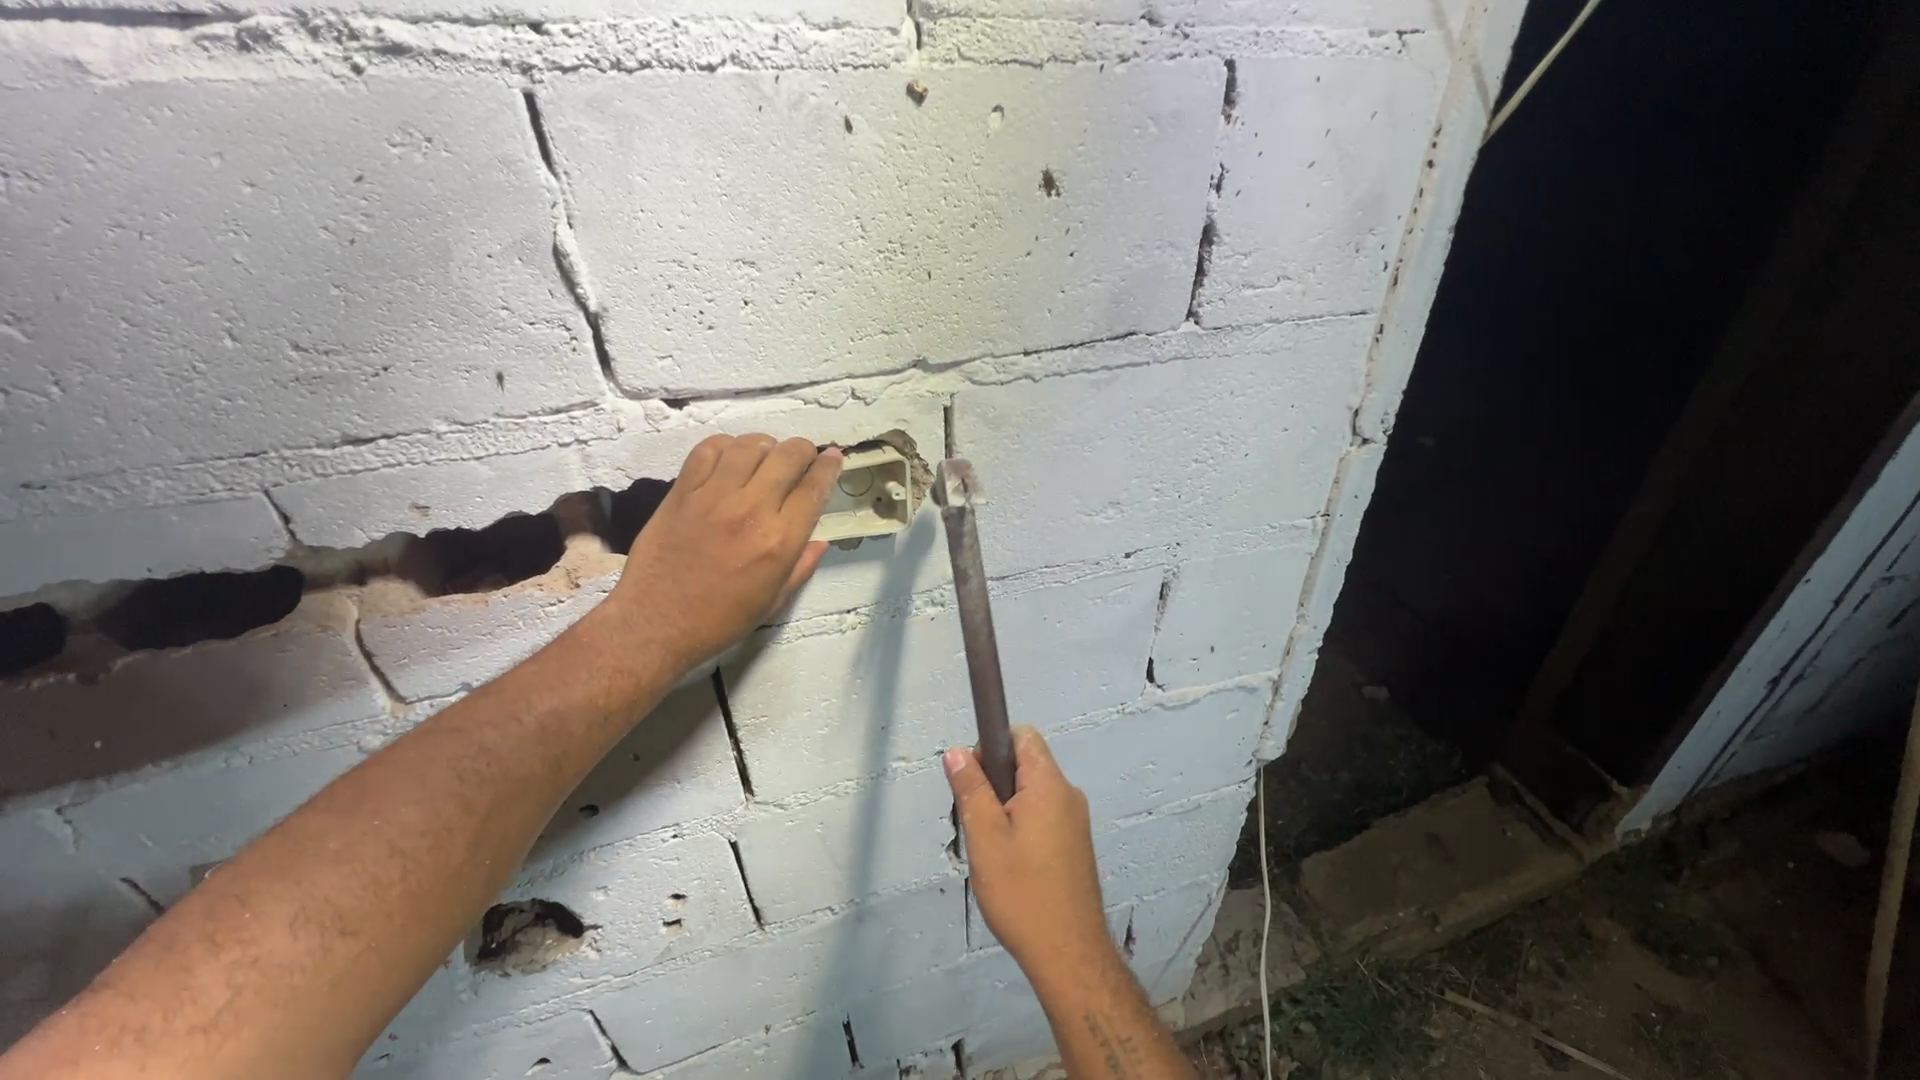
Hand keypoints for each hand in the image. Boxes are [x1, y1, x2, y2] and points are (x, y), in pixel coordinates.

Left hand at [610, 434, 841, 673]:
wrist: (656, 622)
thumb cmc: (719, 620)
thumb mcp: (773, 602)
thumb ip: (800, 568)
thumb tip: (820, 542)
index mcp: (779, 542)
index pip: (814, 488)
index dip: (829, 466)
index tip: (833, 457)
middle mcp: (751, 511)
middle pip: (787, 456)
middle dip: (803, 450)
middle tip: (802, 456)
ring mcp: (713, 497)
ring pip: (749, 446)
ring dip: (766, 445)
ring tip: (766, 456)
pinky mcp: (682, 492)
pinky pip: (707, 450)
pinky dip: (725, 446)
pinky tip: (730, 458)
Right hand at [947, 727, 1111, 978]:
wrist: (1068, 953)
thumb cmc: (1021, 891)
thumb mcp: (984, 837)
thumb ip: (971, 789)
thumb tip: (957, 751)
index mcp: (1049, 785)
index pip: (1022, 736)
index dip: (991, 747)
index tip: (973, 781)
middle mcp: (1068, 795)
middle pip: (1026, 765)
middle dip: (994, 783)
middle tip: (975, 824)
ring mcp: (1076, 822)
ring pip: (1031, 795)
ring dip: (1005, 810)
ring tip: (990, 851)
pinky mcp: (1075, 846)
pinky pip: (1043, 818)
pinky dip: (1021, 828)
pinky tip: (1009, 866)